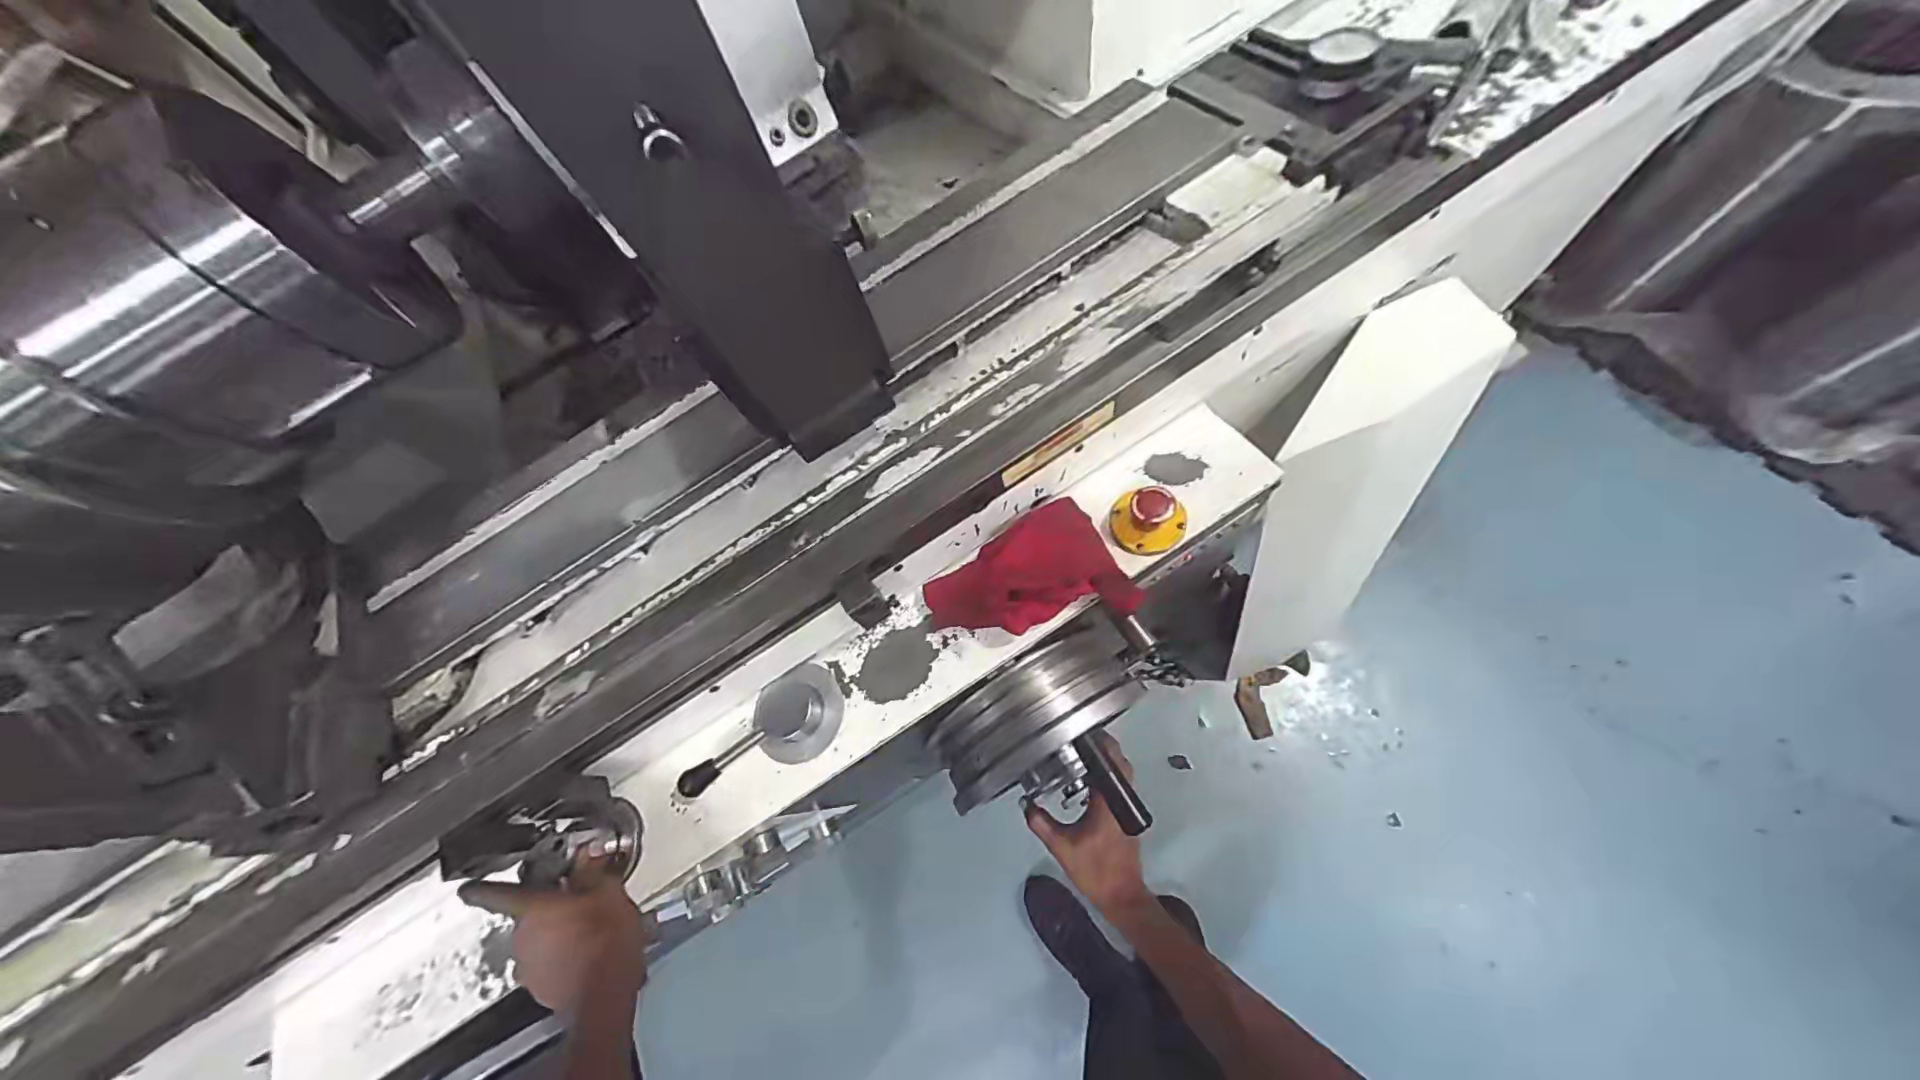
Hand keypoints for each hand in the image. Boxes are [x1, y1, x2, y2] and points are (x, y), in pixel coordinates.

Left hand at [458, 876, 650, 1016]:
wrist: (605, 989)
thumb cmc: (604, 936)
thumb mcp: (609, 891)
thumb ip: (592, 871)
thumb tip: (587, 856)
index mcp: (533, 908)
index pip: (496, 895)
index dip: (481, 889)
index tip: (468, 888)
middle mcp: (521, 937)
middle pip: (526, 916)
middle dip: (546, 908)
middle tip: (573, 901)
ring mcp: (527, 965)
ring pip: (535, 940)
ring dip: (553, 933)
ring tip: (585, 928)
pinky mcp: (538, 987)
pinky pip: (544, 963)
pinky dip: (558, 956)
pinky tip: (583, 952)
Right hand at [1025, 730, 1152, 916]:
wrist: (1120, 896)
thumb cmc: (1097, 873)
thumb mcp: (1061, 847)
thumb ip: (1041, 823)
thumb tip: (1027, 806)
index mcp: (1109, 803)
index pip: (1112, 762)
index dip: (1102, 744)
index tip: (1086, 733)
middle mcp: (1122, 802)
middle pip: (1121, 764)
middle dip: (1104, 749)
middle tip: (1083, 741)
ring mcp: (1126, 810)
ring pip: (1122, 775)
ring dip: (1106, 763)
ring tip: (1082, 758)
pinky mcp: (1125, 818)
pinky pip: (1120, 788)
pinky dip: (1107, 779)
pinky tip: (1087, 785)